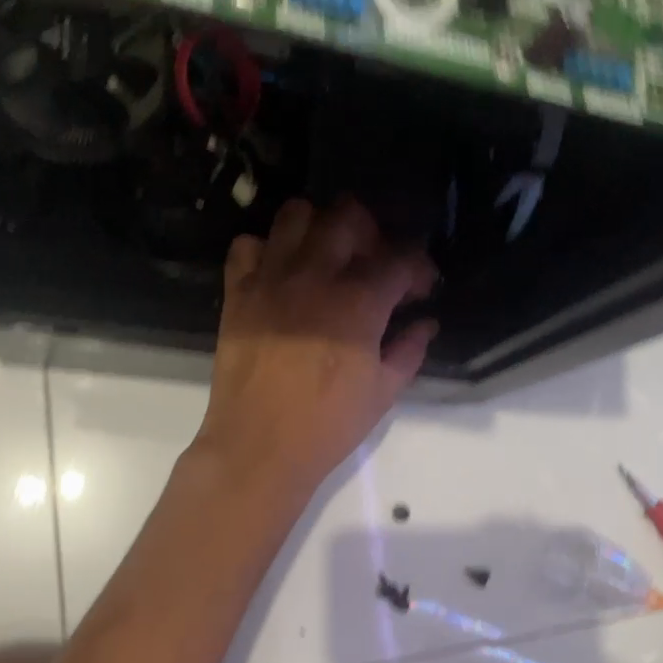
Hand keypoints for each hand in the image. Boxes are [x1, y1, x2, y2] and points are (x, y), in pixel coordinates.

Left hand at [195, 199, 438, 490]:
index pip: (399, 258)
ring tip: (326, 256)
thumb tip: (425, 324)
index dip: (418, 267)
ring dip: (318, 226)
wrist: (257, 447)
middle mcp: (315, 277)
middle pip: (347, 217)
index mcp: (358, 303)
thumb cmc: (327, 426)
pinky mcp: (237, 292)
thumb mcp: (383, 393)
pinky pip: (248, 245)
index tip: (420, 288)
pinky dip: (266, 250)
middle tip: (372, 261)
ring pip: (295, 215)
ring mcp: (271, 280)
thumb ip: (408, 350)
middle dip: (370, 231)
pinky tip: (280, 274)